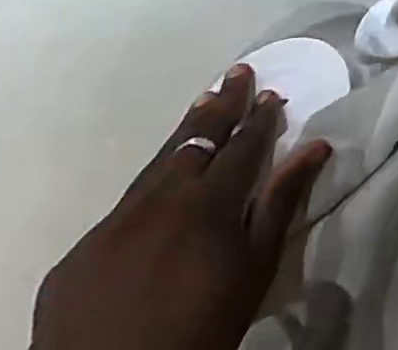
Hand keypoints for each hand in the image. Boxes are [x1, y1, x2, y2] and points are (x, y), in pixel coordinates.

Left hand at [32, 65, 330, 349]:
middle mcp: (161, 196)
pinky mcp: (82, 249)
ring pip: (159, 162)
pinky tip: (160, 188)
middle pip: (198, 137)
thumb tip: (316, 146)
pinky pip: (124, 207)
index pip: (242, 145)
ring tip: (204, 103)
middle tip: (238, 73)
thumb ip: (281, 203)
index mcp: (208, 202)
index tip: (271, 94)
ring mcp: (115, 220)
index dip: (259, 118)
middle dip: (222, 103)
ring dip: (186, 132)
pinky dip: (151, 186)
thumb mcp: (254, 272)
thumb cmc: (203, 334)